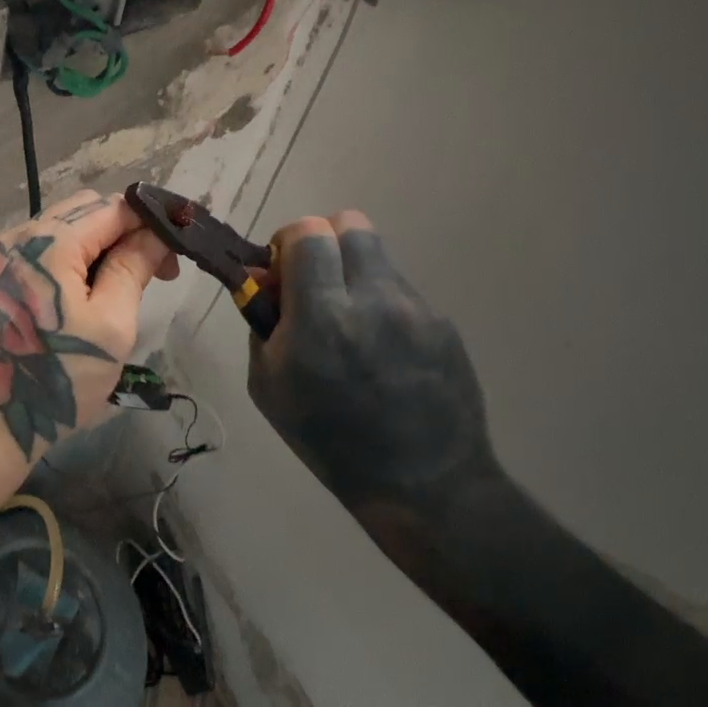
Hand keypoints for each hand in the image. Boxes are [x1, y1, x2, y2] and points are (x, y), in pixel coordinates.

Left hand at [0, 190, 179, 460]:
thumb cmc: (58, 375)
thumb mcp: (110, 324)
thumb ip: (133, 268)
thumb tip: (157, 234)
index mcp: (50, 241)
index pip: (112, 207)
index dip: (151, 223)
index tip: (175, 258)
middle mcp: (21, 235)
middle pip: (86, 212)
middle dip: (127, 233)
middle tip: (156, 274)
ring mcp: (3, 255)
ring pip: (65, 230)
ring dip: (101, 247)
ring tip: (126, 287)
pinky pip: (44, 251)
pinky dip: (74, 260)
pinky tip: (89, 294)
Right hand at [248, 212, 494, 508]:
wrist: (423, 484)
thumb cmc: (326, 437)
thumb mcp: (268, 384)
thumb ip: (263, 322)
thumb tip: (266, 281)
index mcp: (322, 315)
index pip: (308, 232)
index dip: (290, 242)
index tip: (284, 271)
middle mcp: (373, 300)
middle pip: (350, 224)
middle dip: (324, 242)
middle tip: (315, 281)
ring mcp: (416, 309)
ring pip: (378, 256)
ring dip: (354, 274)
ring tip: (350, 322)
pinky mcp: (444, 324)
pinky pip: (401, 292)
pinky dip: (382, 306)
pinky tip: (381, 351)